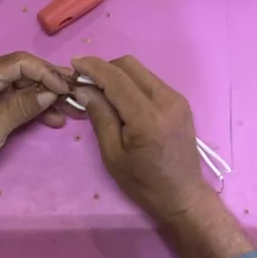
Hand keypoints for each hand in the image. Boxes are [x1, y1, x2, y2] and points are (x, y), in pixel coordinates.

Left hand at [0, 52, 72, 215]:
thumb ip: (23, 107)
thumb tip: (52, 92)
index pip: (20, 62)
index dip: (46, 72)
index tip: (66, 87)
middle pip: (25, 72)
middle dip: (51, 83)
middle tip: (76, 93)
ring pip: (25, 87)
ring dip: (47, 97)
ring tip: (72, 108)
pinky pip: (19, 101)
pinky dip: (36, 109)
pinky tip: (55, 119)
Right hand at [73, 55, 215, 224]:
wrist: (183, 195)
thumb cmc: (144, 183)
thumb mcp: (113, 155)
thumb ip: (99, 116)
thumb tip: (84, 88)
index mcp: (147, 117)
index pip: (116, 78)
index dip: (93, 67)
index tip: (74, 62)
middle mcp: (166, 100)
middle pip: (130, 65)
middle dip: (105, 67)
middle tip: (86, 81)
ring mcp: (177, 98)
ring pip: (141, 71)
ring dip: (118, 74)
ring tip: (101, 90)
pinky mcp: (180, 101)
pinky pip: (151, 81)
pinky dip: (132, 83)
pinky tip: (122, 99)